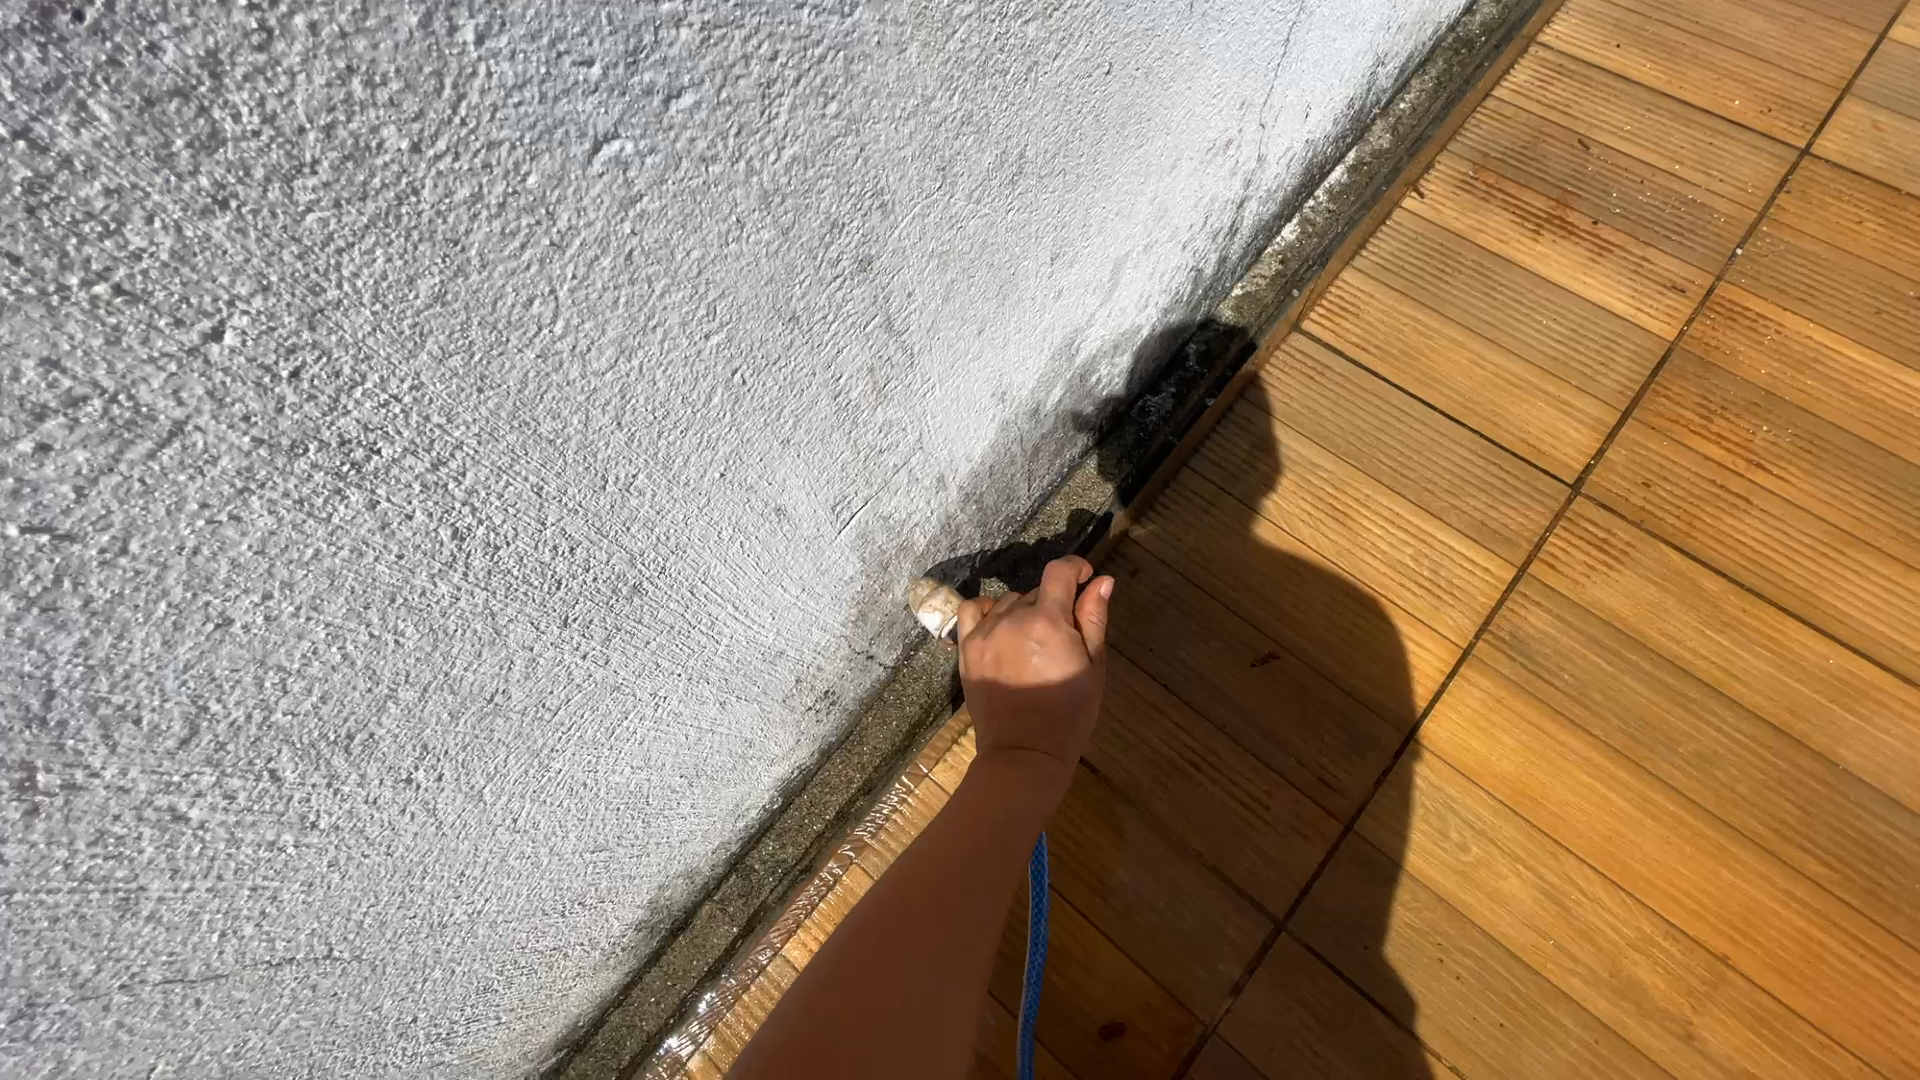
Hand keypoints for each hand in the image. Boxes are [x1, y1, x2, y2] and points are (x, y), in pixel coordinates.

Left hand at [955, 555, 1113, 777]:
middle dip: (1053, 604)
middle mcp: (1012, 619)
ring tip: (1034, 642)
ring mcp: (984, 633)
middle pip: (1035, 591)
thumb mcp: (1093, 667)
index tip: (1084, 577)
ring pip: (1008, 602)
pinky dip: (988, 610)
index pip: (1058, 571)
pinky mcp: (965, 648)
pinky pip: (972, 610)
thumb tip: (1101, 580)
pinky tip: (1001, 626)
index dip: (1075, 567)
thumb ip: (1094, 619)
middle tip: (1063, 635)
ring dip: (1024, 611)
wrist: (1024, 752)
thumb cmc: (1069, 714)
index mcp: (1047, 621)